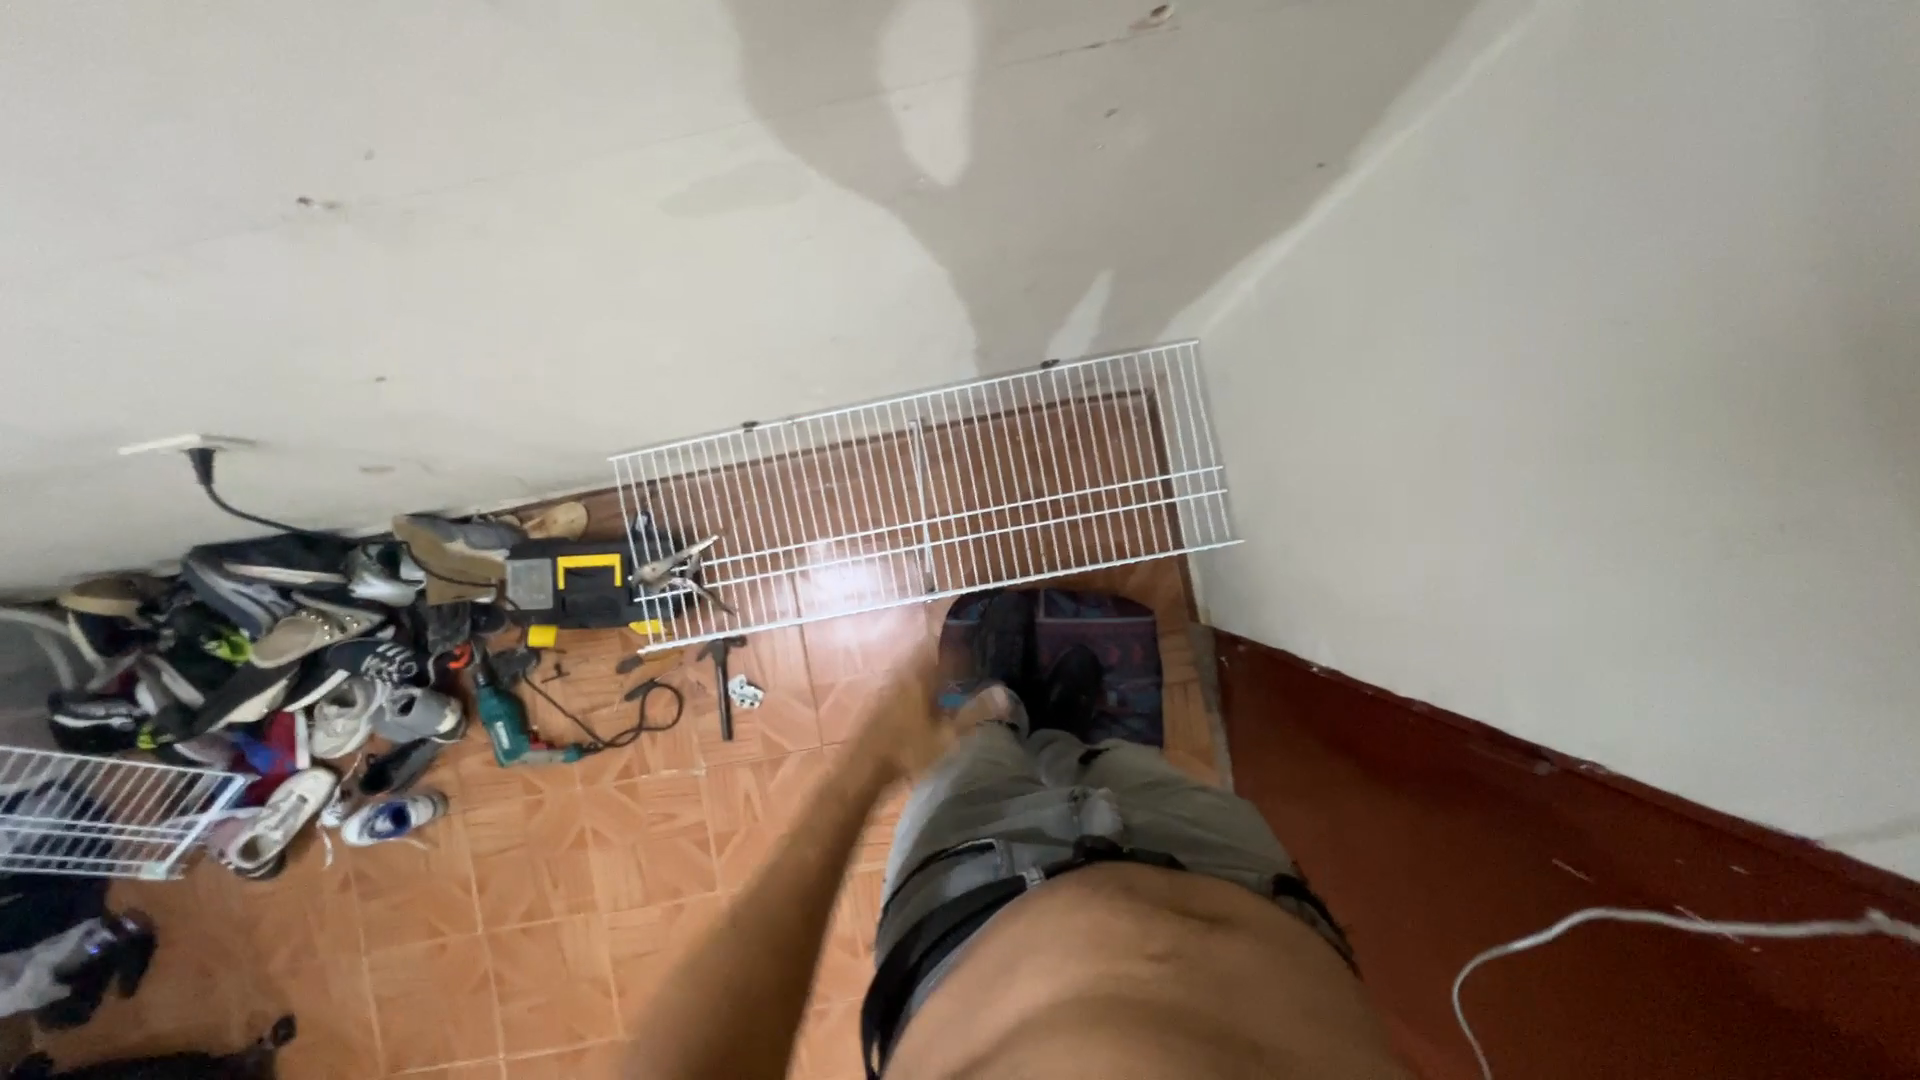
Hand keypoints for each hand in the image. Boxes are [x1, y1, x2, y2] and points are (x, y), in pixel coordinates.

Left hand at [849, 652, 997, 785]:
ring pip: (918, 670)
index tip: (981, 652)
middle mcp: (905, 673)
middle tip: (969, 665)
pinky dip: (921, 685)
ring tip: (953, 682)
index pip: (948, 651)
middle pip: (931, 657)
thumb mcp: (948, 734)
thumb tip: (1006, 693)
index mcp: (922, 675)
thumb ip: (977, 711)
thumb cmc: (909, 749)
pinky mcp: (882, 700)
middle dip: (950, 659)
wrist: (865, 767)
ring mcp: (891, 686)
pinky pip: (907, 683)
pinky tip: (929, 701)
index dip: (965, 649)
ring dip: (934, 672)